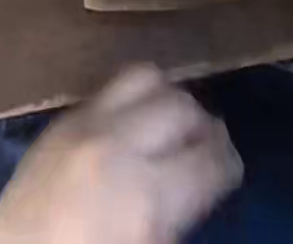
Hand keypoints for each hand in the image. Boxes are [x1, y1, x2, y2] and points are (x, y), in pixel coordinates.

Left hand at [0, 65, 240, 243]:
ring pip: (145, 77)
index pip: (209, 157)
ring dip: (167, 97)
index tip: (232, 168)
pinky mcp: (60, 120)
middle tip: (209, 146)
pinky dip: (132, 99)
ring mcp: (84, 123)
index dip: (229, 162)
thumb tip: (204, 180)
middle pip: (181, 106)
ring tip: (172, 124)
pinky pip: (108, 88)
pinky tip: (133, 124)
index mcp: (144, 194)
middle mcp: (117, 142)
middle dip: (203, 126)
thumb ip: (178, 214)